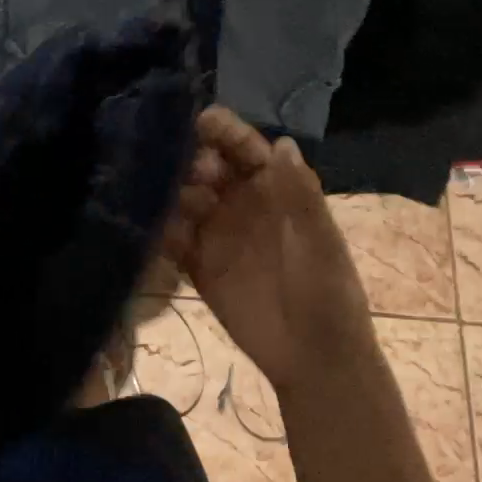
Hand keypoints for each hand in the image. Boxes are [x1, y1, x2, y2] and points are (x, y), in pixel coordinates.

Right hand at [162, 106, 372, 395]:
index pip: (243, 148)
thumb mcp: (320, 243)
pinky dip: (159, 228)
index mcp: (273, 188)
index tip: (201, 120)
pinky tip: (153, 228)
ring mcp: (214, 231)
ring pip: (182, 197)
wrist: (315, 361)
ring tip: (172, 202)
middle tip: (191, 173)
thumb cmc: (328, 294)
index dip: (224, 132)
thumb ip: (300, 195)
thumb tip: (284, 143)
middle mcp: (238, 202)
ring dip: (172, 191)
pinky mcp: (194, 263)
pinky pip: (170, 237)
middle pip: (205, 166)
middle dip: (192, 160)